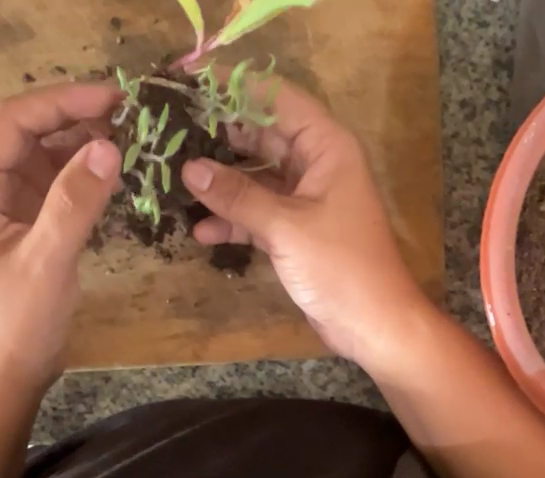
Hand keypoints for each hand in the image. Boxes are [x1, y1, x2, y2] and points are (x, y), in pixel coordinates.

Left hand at [0, 83, 122, 391]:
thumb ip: (75, 202)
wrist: (8, 372)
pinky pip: (58, 186)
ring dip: (86, 147)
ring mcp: (4, 203)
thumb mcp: (46, 260)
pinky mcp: (27, 224)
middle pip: (31, 131)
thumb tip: (110, 147)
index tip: (116, 98)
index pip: (15, 120)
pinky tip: (117, 175)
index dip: (65, 101)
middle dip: (79, 120)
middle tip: (133, 117)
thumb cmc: (16, 321)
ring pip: (47, 156)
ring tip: (133, 141)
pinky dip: (86, 178)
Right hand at [180, 80, 431, 365]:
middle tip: (171, 135)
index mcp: (326, 146)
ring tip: (176, 182)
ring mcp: (306, 201)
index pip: (276, 99)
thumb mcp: (285, 228)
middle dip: (219, 138)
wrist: (373, 324)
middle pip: (261, 136)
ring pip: (257, 179)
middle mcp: (316, 165)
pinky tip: (202, 231)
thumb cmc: (340, 267)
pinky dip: (235, 221)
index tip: (189, 87)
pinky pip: (259, 215)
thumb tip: (189, 169)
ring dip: (221, 184)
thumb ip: (238, 196)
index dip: (234, 89)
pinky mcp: (297, 234)